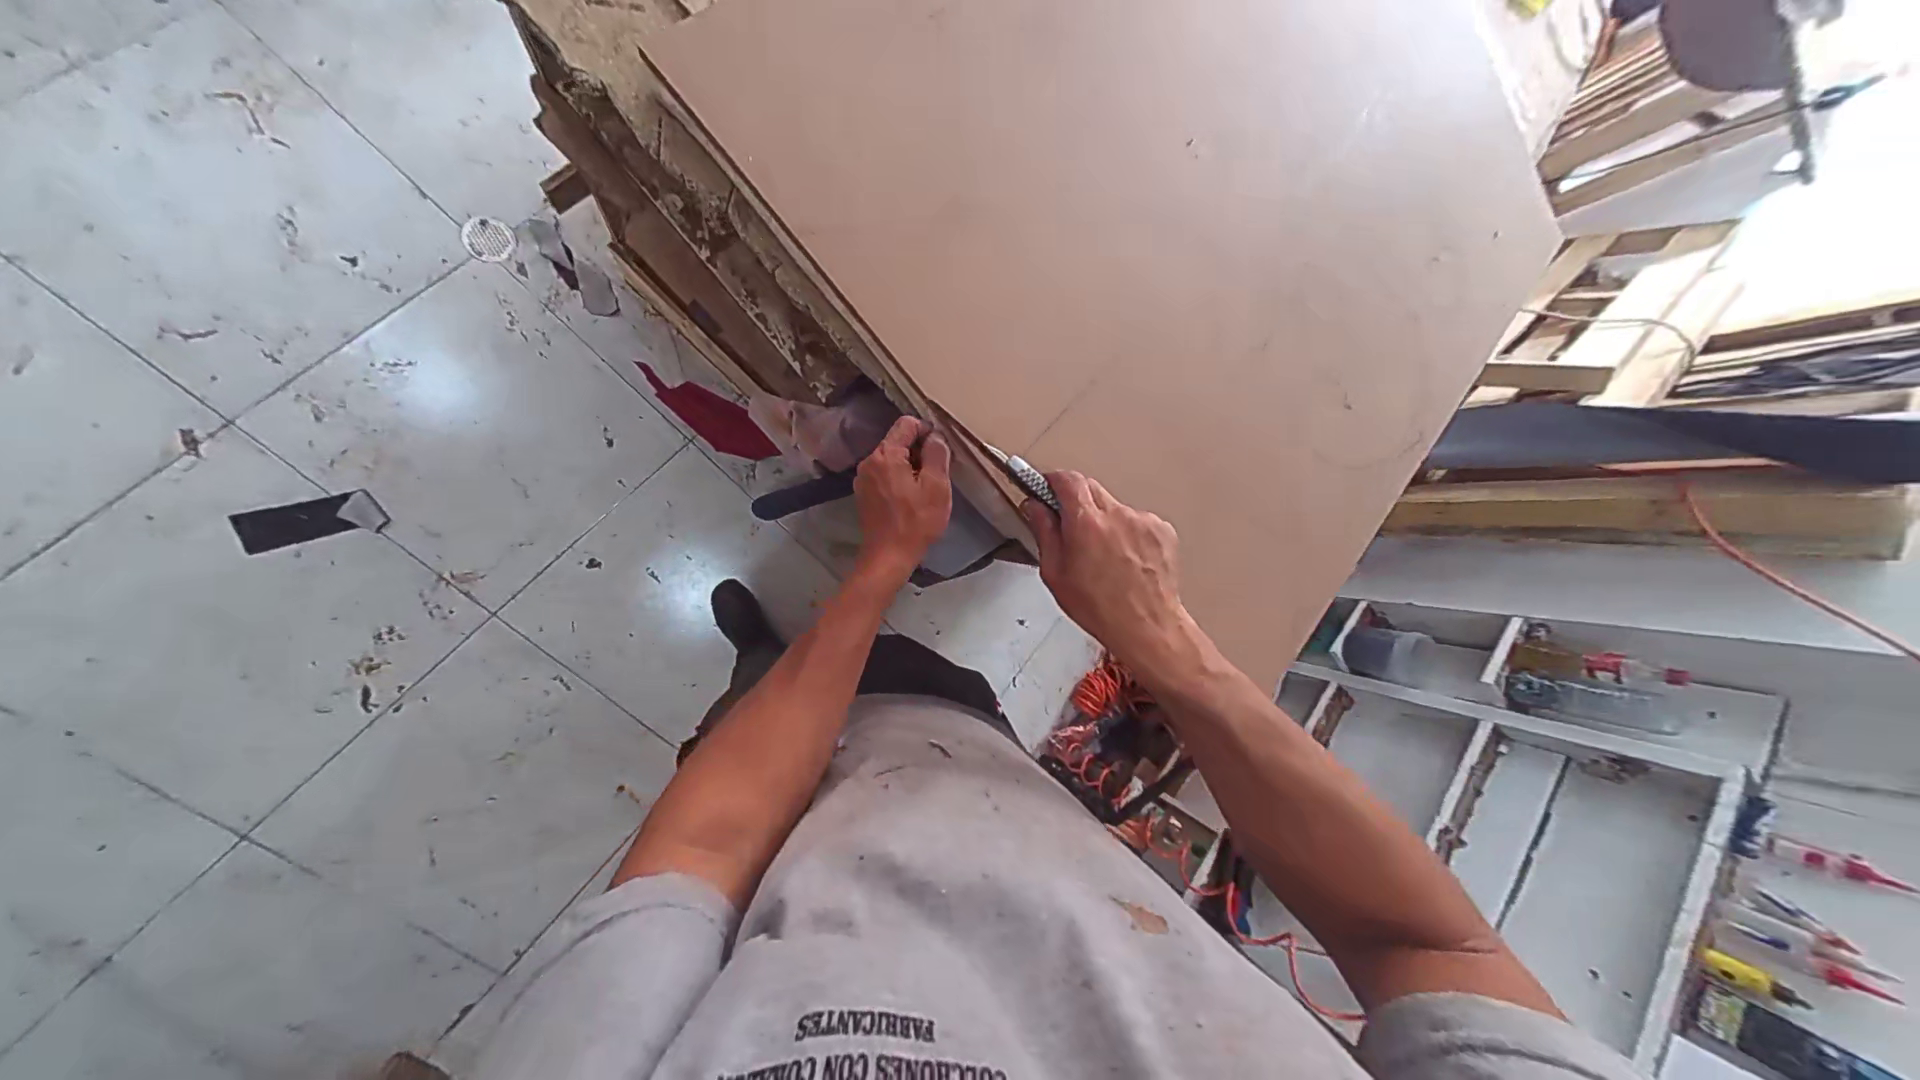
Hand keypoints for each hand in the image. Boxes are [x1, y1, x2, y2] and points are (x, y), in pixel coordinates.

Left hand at [854, 416, 951, 578]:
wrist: (888, 557)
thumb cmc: (916, 522)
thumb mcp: (936, 486)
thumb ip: (936, 455)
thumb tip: (935, 437)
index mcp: (885, 455)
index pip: (906, 424)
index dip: (927, 432)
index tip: (940, 452)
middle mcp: (869, 461)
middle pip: (897, 441)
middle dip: (919, 452)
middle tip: (936, 475)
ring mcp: (863, 479)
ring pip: (891, 460)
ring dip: (909, 467)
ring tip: (924, 490)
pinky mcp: (863, 494)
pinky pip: (884, 475)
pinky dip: (898, 480)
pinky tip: (909, 499)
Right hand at [1021, 472, 1195, 683]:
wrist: (1147, 627)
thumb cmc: (1101, 608)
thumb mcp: (1056, 574)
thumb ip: (1044, 532)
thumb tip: (1035, 507)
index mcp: (1086, 524)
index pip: (1067, 479)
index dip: (1053, 480)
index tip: (1046, 487)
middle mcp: (1117, 515)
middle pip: (1090, 488)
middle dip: (1076, 501)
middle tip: (1069, 527)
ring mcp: (1143, 521)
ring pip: (1113, 506)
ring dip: (1103, 520)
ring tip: (1103, 556)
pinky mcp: (1162, 530)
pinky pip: (1136, 520)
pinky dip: (1127, 532)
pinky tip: (1124, 560)